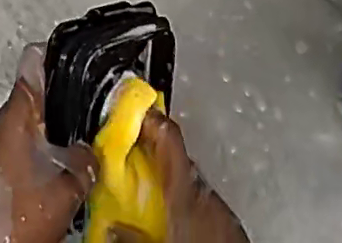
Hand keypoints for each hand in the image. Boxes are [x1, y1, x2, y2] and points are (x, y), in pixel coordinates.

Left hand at [0, 45, 96, 242]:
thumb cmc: (24, 214)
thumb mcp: (71, 179)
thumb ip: (88, 152)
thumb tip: (97, 143)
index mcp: (18, 112)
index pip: (34, 58)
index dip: (58, 49)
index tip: (77, 50)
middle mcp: (5, 119)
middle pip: (36, 81)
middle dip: (63, 81)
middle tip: (89, 83)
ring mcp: (1, 138)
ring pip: (33, 107)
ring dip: (55, 108)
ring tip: (81, 113)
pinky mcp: (3, 158)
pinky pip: (29, 129)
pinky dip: (48, 129)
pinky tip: (66, 143)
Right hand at [109, 110, 249, 242]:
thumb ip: (133, 237)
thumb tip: (111, 229)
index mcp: (186, 191)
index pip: (170, 139)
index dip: (154, 122)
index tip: (139, 111)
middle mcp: (206, 192)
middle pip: (179, 161)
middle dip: (157, 156)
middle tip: (133, 153)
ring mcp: (220, 207)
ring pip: (191, 182)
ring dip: (172, 180)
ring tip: (150, 187)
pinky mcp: (229, 223)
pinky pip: (203, 201)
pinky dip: (187, 200)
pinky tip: (175, 217)